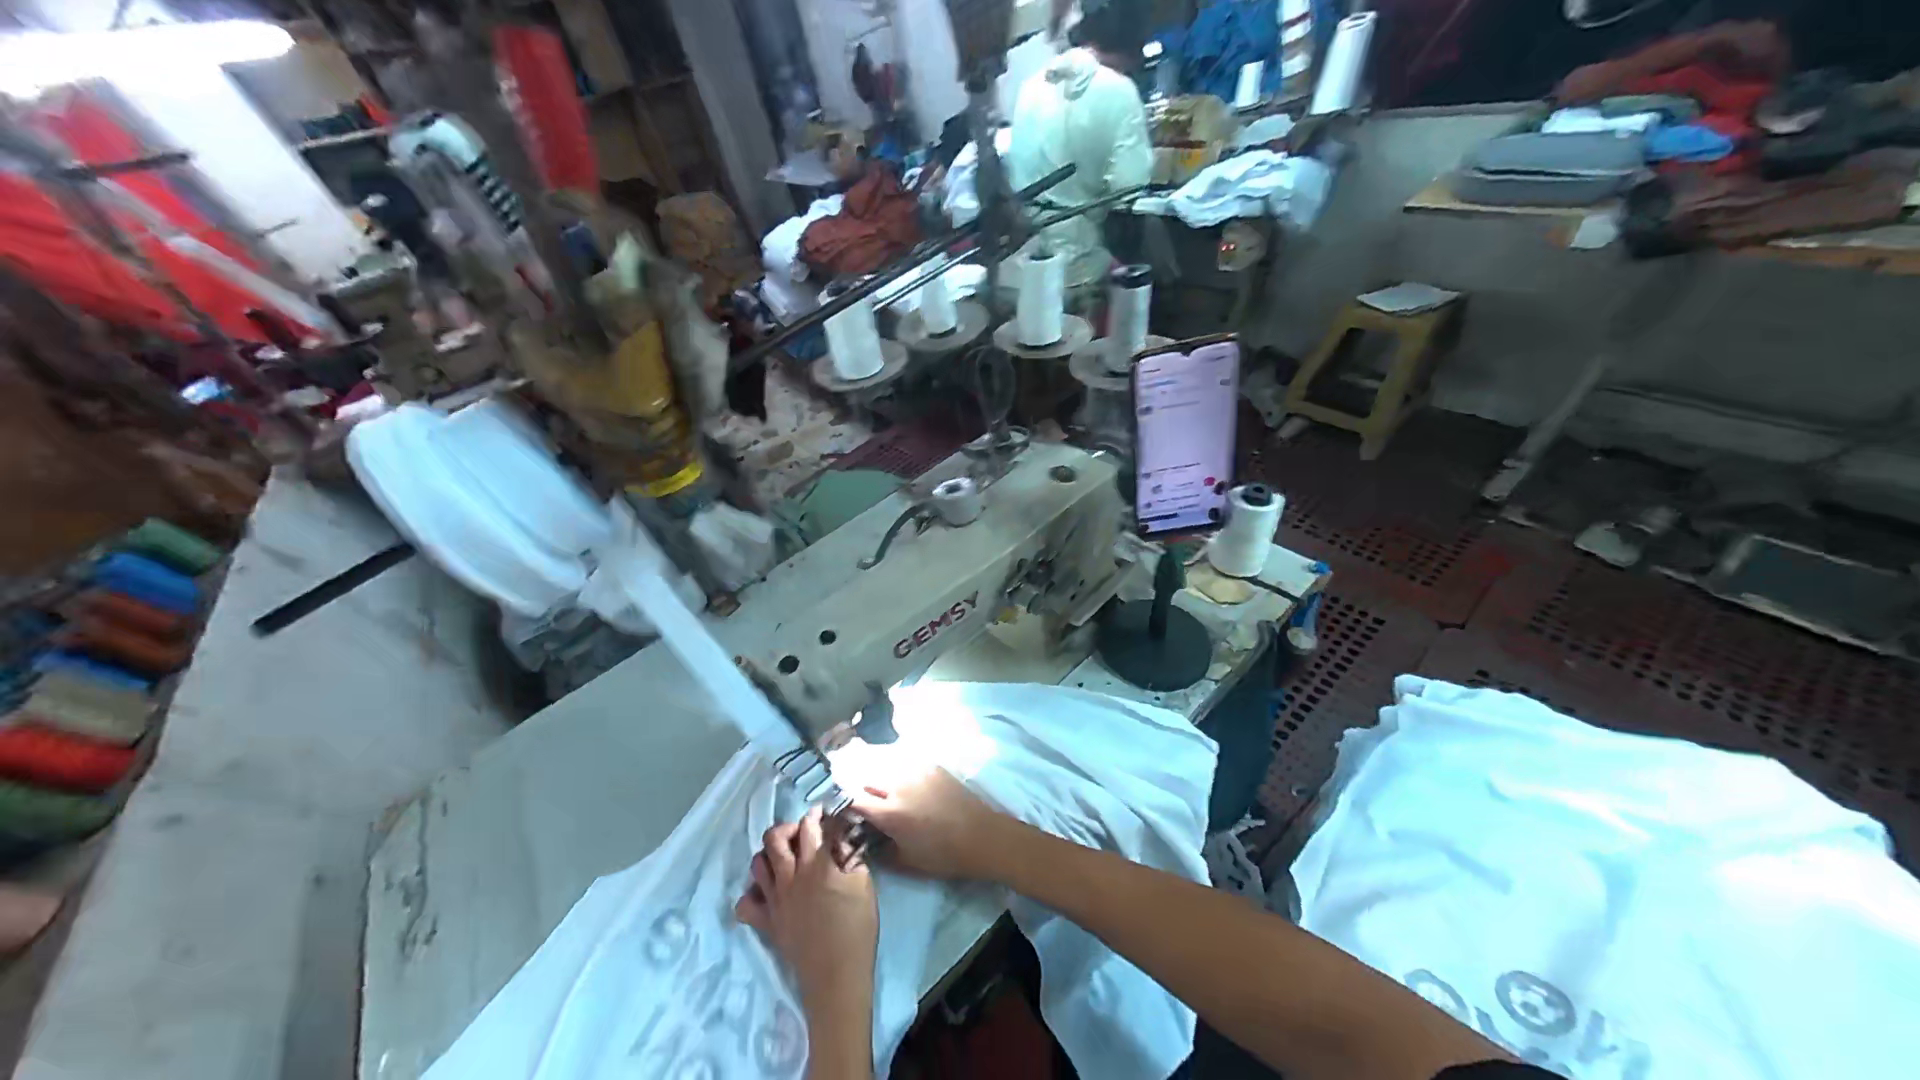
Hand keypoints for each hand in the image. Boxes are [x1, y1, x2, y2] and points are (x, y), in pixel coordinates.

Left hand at [735, 806, 877, 1011]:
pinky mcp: (766, 922)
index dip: (819, 815)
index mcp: (818, 863)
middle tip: (804, 833)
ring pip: (757, 863)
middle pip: (776, 837)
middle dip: (789, 827)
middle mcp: (791, 875)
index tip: (826, 814)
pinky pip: (745, 903)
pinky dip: (752, 894)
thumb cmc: (857, 928)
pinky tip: (768, 894)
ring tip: (786, 859)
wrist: (837, 975)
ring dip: (770, 855)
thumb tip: (843, 835)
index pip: (812, 825)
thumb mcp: (864, 885)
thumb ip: (852, 855)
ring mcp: (774, 898)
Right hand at [849, 767, 1013, 881]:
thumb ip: (880, 852)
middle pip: (867, 778)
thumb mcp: (907, 863)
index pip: (853, 800)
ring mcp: (916, 771)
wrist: (981, 836)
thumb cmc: (943, 855)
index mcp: (890, 813)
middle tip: (866, 802)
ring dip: (879, 777)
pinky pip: (906, 762)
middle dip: (862, 789)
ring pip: (886, 766)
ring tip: (884, 789)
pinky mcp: (932, 766)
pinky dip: (899, 770)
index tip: (843, 810)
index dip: (844, 805)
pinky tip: (904, 781)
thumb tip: (865, 843)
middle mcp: (898, 786)